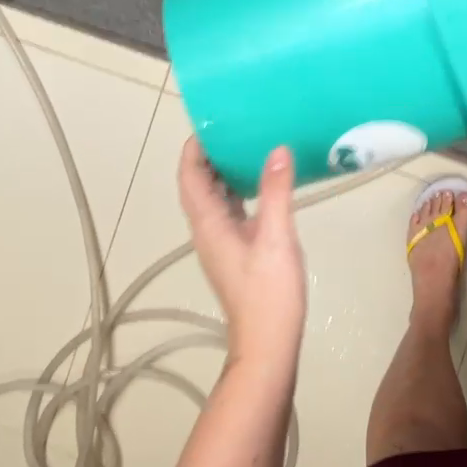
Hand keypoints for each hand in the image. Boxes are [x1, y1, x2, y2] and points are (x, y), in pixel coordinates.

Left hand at [178, 140, 306, 367]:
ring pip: (214, 198)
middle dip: (210, 154)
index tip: (211, 123)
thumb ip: (276, 192)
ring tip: (250, 144)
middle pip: (199, 185)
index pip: (190, 178)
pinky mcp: (236, 251)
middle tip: (236, 126)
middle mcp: (208, 231)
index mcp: (209, 224)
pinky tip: (264, 182)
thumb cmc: (268, 292)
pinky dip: (239, 189)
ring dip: (225, 171)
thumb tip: (277, 149)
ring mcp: (221, 243)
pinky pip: (230, 210)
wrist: (268, 343)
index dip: (193, 149)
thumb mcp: (276, 237)